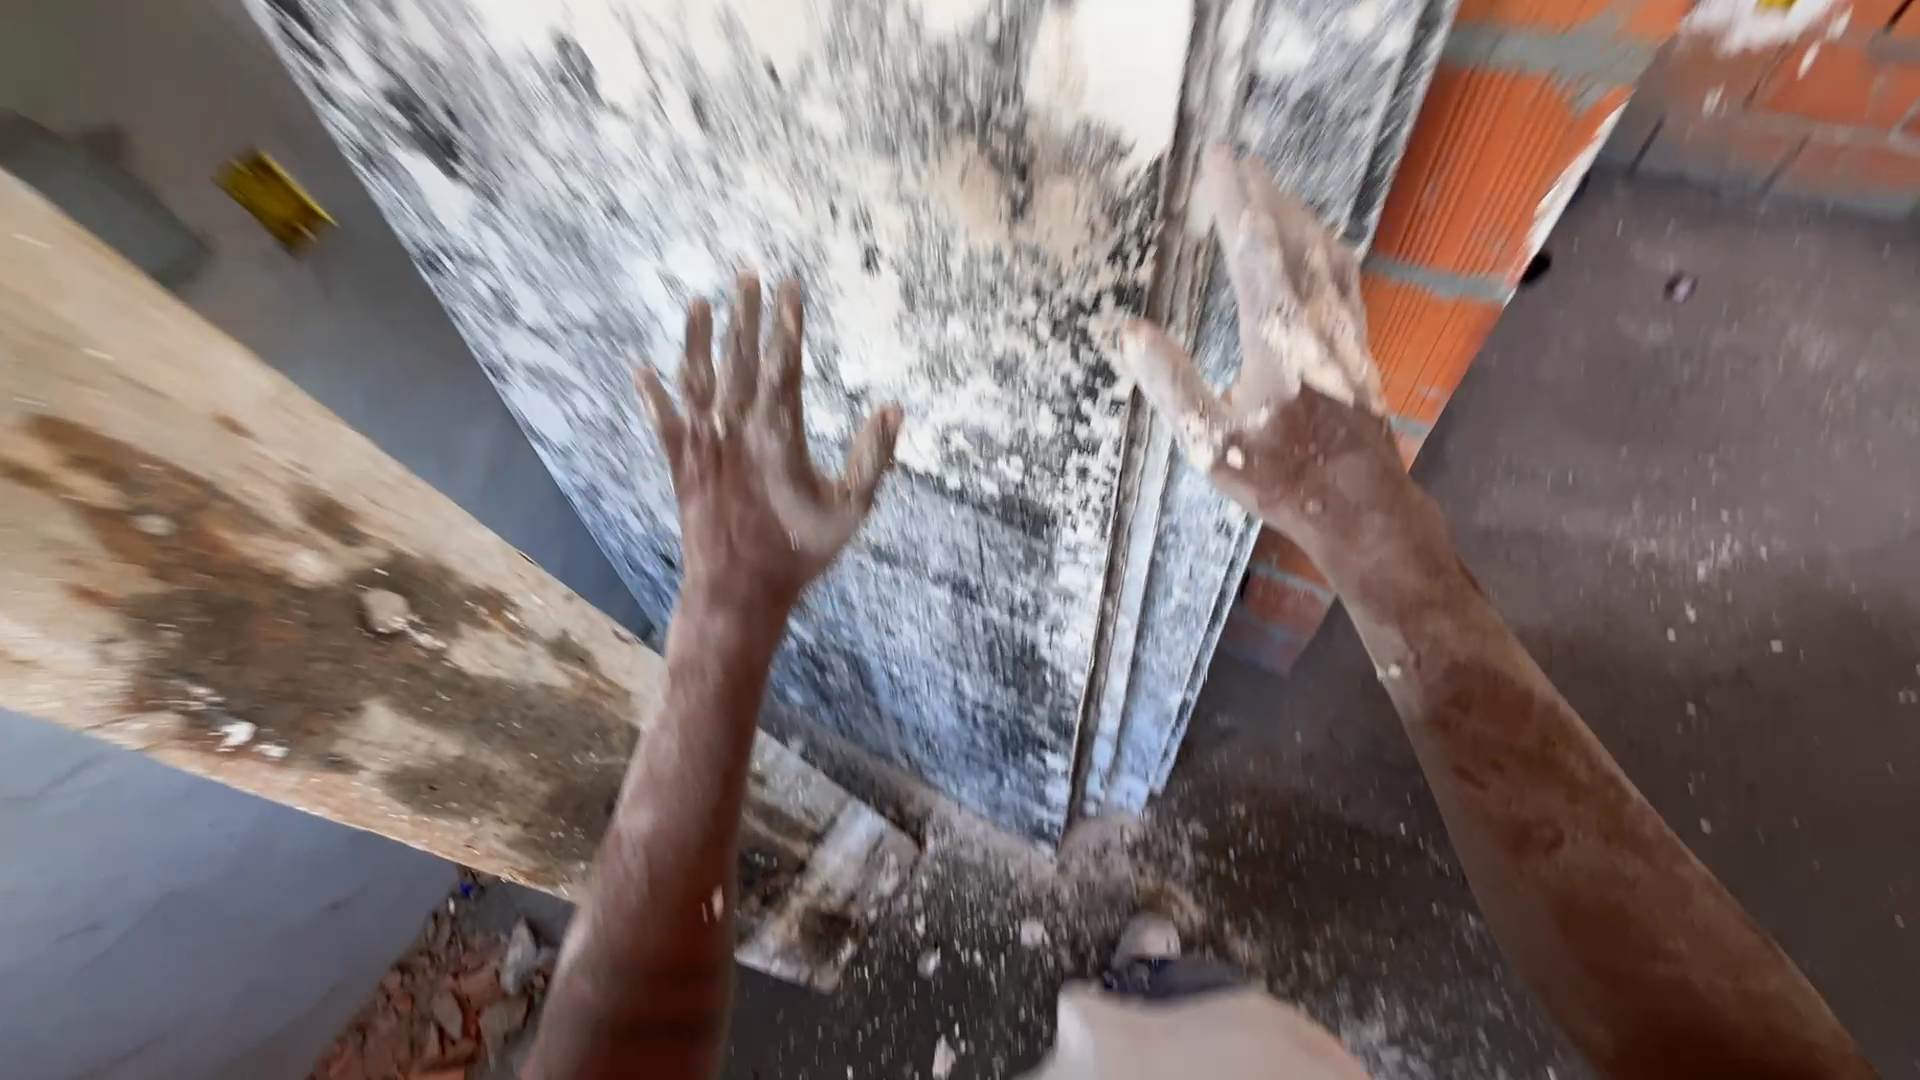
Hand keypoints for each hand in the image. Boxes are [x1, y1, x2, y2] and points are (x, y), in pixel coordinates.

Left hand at [635, 275, 901, 623]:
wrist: (738, 589)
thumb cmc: (798, 552)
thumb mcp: (850, 510)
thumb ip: (872, 458)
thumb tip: (894, 410)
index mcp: (778, 434)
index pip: (784, 363)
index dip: (787, 322)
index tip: (789, 287)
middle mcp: (734, 428)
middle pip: (739, 358)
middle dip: (744, 314)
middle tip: (746, 275)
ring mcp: (702, 445)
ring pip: (696, 378)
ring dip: (696, 338)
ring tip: (697, 302)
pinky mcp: (680, 465)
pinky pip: (661, 421)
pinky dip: (651, 394)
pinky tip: (640, 369)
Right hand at [1120, 147, 1406, 560]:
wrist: (1356, 502)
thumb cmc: (1278, 476)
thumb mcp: (1210, 441)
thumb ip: (1171, 384)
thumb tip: (1131, 332)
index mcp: (1276, 337)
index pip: (1253, 250)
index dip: (1234, 201)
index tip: (1218, 159)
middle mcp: (1316, 319)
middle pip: (1291, 237)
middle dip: (1262, 193)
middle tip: (1235, 161)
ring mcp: (1344, 329)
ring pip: (1322, 251)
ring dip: (1294, 214)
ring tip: (1268, 190)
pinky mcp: (1357, 344)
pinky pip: (1342, 276)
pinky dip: (1321, 245)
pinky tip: (1315, 245)